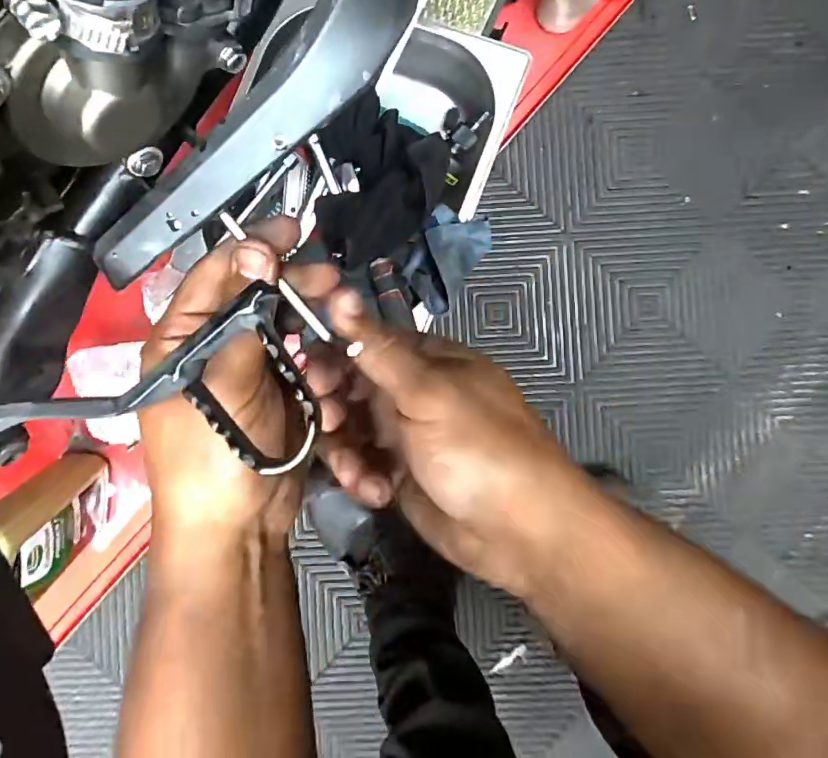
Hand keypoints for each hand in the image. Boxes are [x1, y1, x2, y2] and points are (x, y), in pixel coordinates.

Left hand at [139, 217, 343, 540]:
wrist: (238, 531)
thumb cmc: (211, 455)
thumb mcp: (222, 378)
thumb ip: (243, 313)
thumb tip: (255, 250)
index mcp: (181, 338)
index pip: (214, 274)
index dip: (251, 247)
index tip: (289, 232)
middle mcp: (213, 345)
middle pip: (254, 295)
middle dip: (292, 283)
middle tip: (328, 275)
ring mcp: (249, 367)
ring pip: (284, 324)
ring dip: (311, 319)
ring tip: (337, 308)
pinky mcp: (280, 390)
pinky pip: (303, 358)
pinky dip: (318, 357)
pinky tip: (328, 366)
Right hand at [315, 288, 595, 595]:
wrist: (522, 533)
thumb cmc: (478, 447)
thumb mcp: (427, 392)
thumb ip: (377, 349)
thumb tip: (341, 293)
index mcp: (425, 360)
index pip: (364, 343)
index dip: (331, 356)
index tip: (305, 373)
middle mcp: (412, 393)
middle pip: (351, 388)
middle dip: (333, 407)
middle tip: (326, 424)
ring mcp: (407, 435)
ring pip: (352, 430)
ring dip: (346, 450)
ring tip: (358, 473)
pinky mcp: (401, 475)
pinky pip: (364, 465)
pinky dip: (363, 478)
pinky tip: (378, 493)